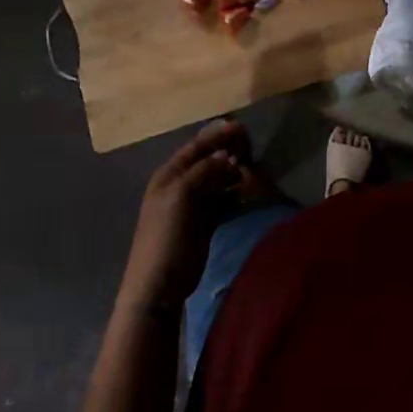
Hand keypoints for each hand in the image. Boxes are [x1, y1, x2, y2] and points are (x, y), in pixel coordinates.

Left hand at [117, 119, 252, 309]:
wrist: (159, 284)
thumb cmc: (166, 236)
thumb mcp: (180, 196)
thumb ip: (202, 171)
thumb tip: (225, 155)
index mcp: (169, 175)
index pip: (195, 148)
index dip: (217, 136)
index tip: (241, 127)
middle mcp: (180, 185)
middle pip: (207, 161)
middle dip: (227, 151)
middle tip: (250, 145)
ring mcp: (193, 205)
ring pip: (216, 180)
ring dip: (233, 171)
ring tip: (253, 165)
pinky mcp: (205, 222)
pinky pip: (222, 200)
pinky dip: (234, 192)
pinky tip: (249, 189)